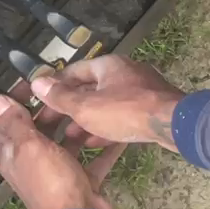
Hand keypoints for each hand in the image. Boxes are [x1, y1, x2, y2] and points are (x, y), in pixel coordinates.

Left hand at [0, 94, 124, 208]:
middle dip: (50, 111)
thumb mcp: (31, 148)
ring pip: (66, 142)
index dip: (13, 102)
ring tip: (91, 105)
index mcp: (15, 156)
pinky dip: (102, 145)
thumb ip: (17, 124)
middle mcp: (34, 163)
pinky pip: (92, 157)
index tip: (31, 83)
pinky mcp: (82, 179)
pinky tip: (114, 130)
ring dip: (77, 126)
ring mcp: (59, 171)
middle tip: (68, 90)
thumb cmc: (51, 182)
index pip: (5, 124)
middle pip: (39, 131)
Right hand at [30, 56, 185, 151]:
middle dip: (71, 106)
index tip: (40, 102)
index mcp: (109, 65)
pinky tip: (95, 143)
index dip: (55, 86)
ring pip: (106, 103)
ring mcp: (141, 89)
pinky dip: (107, 126)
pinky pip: (123, 114)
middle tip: (52, 124)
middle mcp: (126, 72)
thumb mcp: (86, 106)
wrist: (172, 123)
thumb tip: (38, 82)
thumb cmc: (126, 111)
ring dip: (87, 119)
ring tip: (70, 137)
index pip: (74, 71)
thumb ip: (61, 97)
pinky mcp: (151, 107)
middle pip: (91, 87)